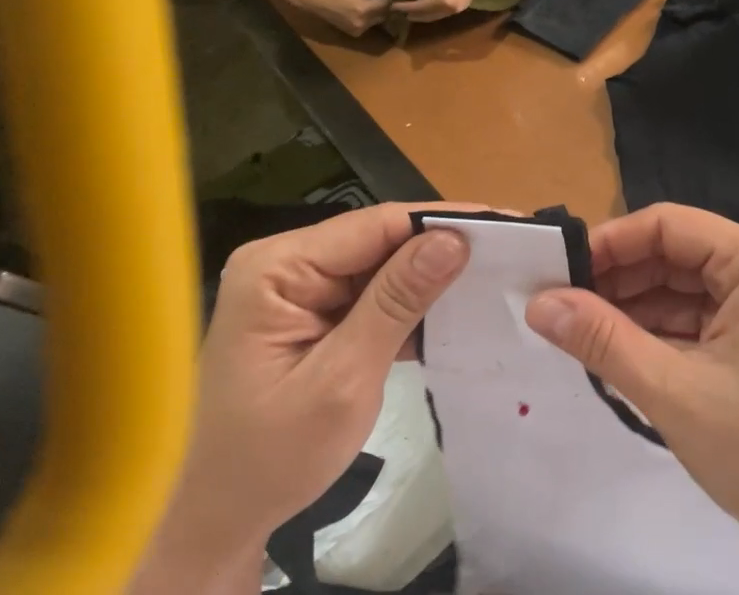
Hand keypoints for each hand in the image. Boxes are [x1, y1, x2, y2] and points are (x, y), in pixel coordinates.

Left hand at [130, 203, 478, 592]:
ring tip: (499, 276)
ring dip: (434, 277)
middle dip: (444, 248)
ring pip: (384, 265)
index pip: (376, 225)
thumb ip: (397, 302)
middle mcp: (286, 264)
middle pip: (382, 239)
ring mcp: (298, 288)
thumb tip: (454, 240)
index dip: (445, 222)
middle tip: (515, 253)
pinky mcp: (314, 313)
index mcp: (276, 268)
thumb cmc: (272, 456)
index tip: (509, 228)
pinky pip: (374, 293)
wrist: (222, 516)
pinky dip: (413, 306)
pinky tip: (458, 310)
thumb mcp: (343, 379)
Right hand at [301, 0, 389, 35]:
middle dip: (385, 6)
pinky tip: (366, 10)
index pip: (386, 4)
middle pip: (384, 15)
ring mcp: (358, 30)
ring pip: (377, 21)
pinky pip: (368, 26)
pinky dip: (369, 18)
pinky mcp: (353, 33)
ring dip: (378, 13)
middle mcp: (362, 23)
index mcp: (364, 9)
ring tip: (375, 3)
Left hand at [392, 0, 487, 21]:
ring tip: (413, 11)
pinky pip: (446, 13)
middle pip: (428, 16)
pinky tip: (428, 8)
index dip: (405, 7)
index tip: (393, 6)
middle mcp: (450, 9)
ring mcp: (459, 9)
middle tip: (401, 12)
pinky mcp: (464, 6)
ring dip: (425, 15)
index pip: (418, 8)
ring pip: (437, 16)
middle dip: (414, 14)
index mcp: (441, 0)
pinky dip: (435, 12)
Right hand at [523, 205, 738, 592]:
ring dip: (637, 309)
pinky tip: (621, 353)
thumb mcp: (675, 392)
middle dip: (619, 280)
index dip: (609, 244)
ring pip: (689, 289)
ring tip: (578, 333)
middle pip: (678, 254)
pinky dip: (664, 334)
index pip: (669, 225)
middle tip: (556, 308)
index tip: (554, 272)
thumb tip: (539, 303)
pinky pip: (706, 320)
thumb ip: (604, 341)